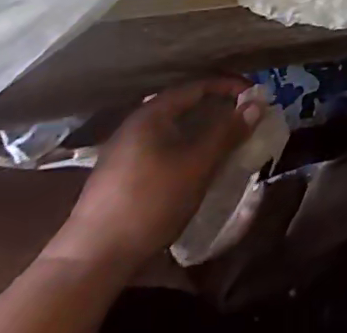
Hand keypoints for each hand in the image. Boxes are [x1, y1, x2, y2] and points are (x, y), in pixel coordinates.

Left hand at [51, 78, 262, 268]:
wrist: (90, 260)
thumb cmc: (150, 201)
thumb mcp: (197, 164)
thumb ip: (227, 131)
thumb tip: (256, 104)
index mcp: (151, 115)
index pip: (197, 86)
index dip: (229, 86)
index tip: (256, 94)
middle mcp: (135, 126)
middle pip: (184, 105)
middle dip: (218, 107)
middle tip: (246, 114)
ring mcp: (125, 152)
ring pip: (174, 128)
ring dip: (204, 129)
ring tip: (229, 138)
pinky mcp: (122, 176)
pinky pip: (164, 147)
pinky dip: (187, 146)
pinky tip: (199, 163)